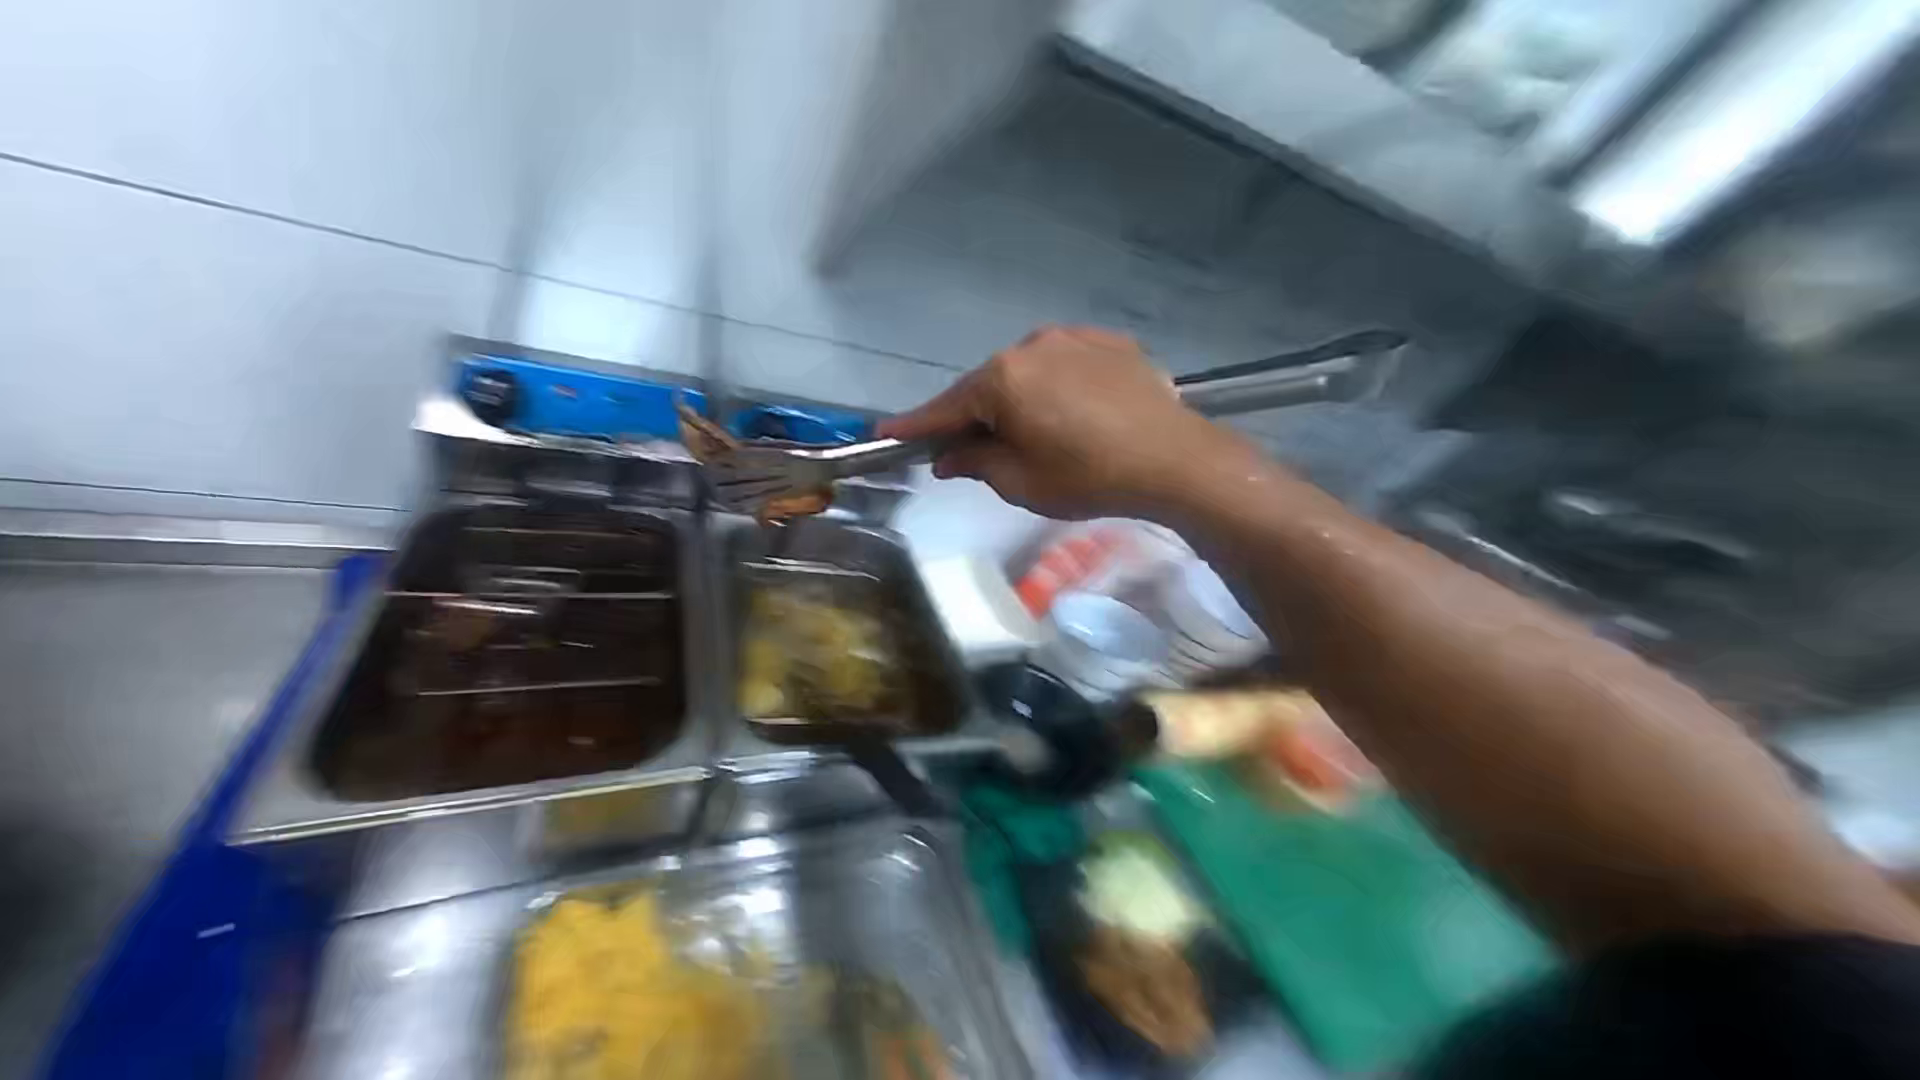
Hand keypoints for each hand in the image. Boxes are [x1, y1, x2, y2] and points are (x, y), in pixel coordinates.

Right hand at [877, 325, 1250, 519]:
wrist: (1173, 460)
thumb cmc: (1088, 477)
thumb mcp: (1021, 482)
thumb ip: (976, 463)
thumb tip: (948, 456)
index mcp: (1002, 380)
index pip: (946, 407)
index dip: (916, 425)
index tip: (887, 434)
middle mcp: (1032, 345)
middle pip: (987, 386)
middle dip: (975, 417)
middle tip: (971, 450)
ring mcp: (1074, 338)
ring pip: (1027, 371)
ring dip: (1018, 399)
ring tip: (1032, 433)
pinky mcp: (1110, 343)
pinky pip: (1065, 363)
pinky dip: (1056, 386)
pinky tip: (1072, 413)